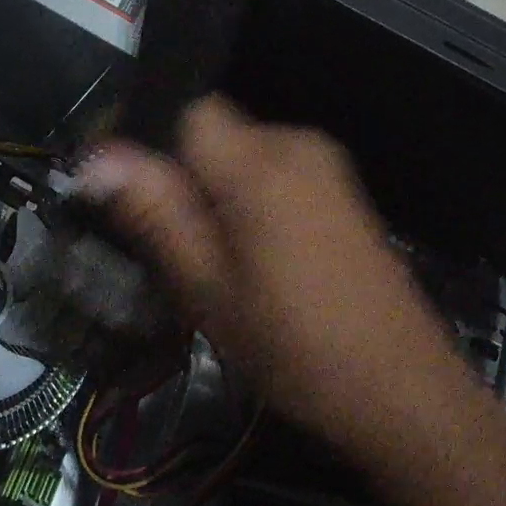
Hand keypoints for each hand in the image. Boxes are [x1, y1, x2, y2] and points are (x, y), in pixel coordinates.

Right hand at [75, 95, 457, 440]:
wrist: (408, 397)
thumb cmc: (297, 348)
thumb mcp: (208, 288)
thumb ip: (153, 212)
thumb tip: (97, 158)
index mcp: (258, 165)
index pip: (183, 108)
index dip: (145, 140)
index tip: (124, 190)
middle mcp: (295, 146)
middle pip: (209, 134)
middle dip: (180, 178)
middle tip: (174, 248)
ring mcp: (325, 167)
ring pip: (237, 155)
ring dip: (213, 193)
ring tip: (216, 263)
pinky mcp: (341, 190)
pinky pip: (270, 172)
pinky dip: (248, 200)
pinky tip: (258, 260)